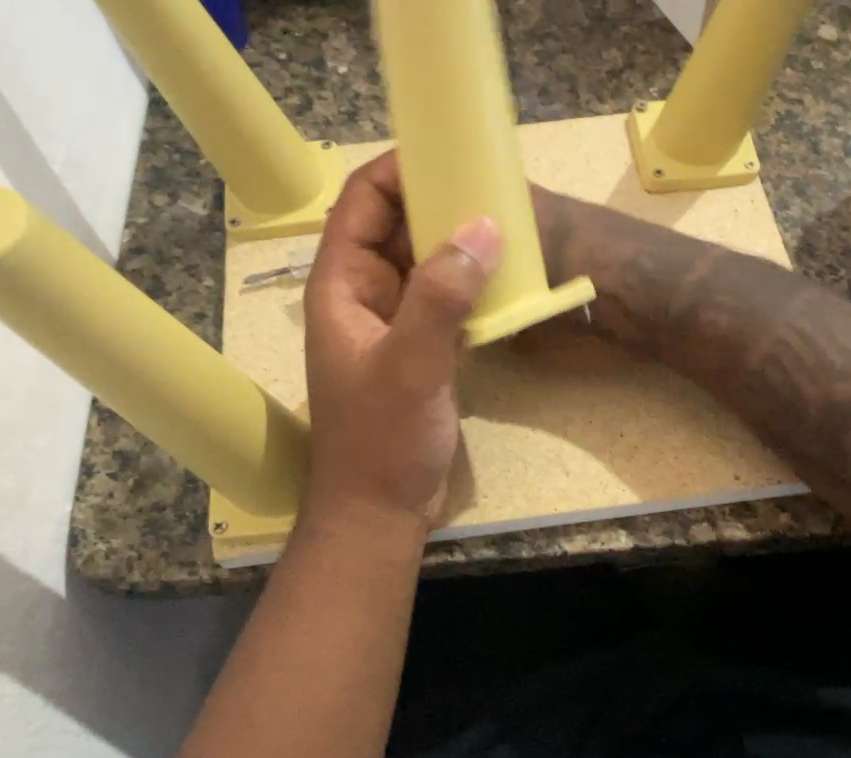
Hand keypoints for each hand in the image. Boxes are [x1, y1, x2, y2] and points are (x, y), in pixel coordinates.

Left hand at [301, 153, 503, 530]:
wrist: (379, 511)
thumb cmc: (382, 440)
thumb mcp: (411, 364)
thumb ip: (442, 296)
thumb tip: (482, 228)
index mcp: (341, 289)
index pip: (360, 206)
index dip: (397, 171)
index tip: (449, 152)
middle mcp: (363, 300)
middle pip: (395, 230)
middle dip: (438, 205)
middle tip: (495, 188)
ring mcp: (393, 329)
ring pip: (424, 268)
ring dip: (459, 248)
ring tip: (509, 226)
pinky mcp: (419, 356)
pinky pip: (444, 305)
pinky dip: (470, 290)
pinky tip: (506, 283)